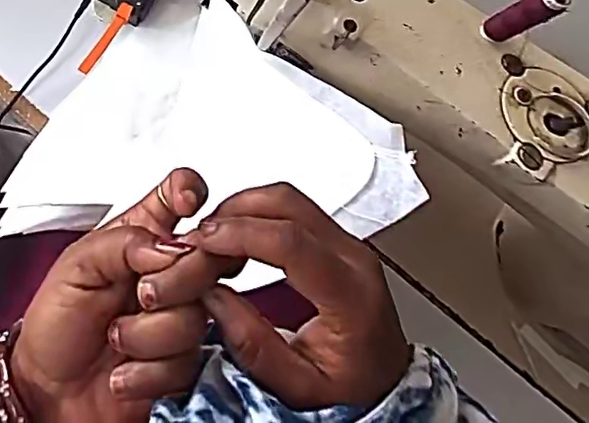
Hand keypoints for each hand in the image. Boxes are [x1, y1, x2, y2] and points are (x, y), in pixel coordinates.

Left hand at [11, 169, 221, 422]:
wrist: (47, 396)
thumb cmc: (55, 322)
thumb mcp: (77, 266)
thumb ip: (122, 244)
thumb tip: (168, 247)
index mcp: (142, 234)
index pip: (178, 193)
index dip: (190, 189)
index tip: (186, 202)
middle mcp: (165, 270)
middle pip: (207, 255)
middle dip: (175, 280)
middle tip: (140, 294)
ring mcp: (175, 314)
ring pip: (197, 313)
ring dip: (148, 335)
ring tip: (116, 336)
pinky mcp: (180, 360)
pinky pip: (189, 360)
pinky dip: (149, 372)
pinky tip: (123, 371)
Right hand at [142, 183, 410, 411]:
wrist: (387, 383)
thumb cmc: (354, 390)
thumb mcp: (300, 388)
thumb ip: (254, 346)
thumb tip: (212, 296)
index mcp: (351, 295)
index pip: (291, 242)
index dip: (241, 233)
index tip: (205, 239)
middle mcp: (354, 258)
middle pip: (288, 205)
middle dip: (236, 210)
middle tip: (202, 234)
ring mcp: (347, 242)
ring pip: (289, 198)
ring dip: (245, 206)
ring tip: (215, 234)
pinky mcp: (336, 236)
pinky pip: (294, 207)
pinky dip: (258, 211)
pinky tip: (238, 231)